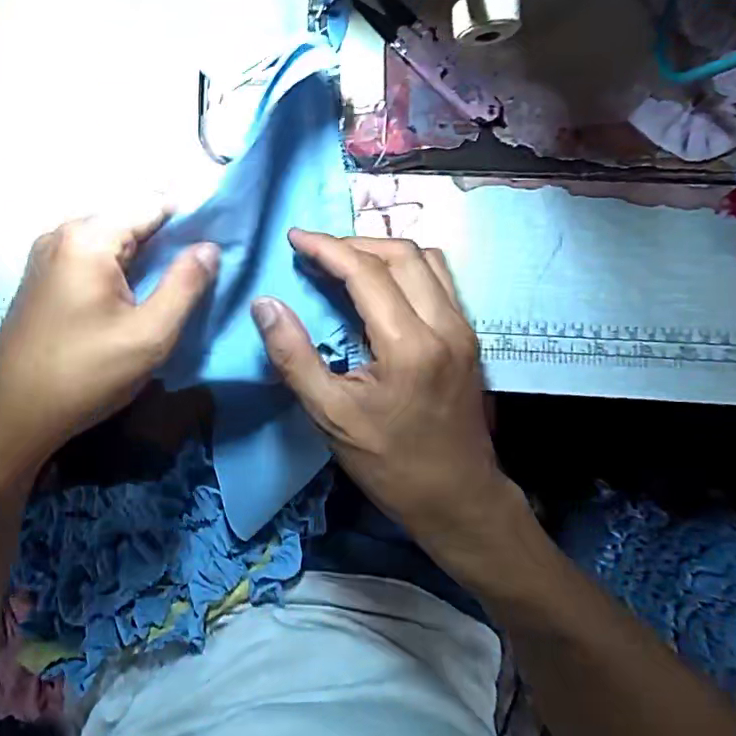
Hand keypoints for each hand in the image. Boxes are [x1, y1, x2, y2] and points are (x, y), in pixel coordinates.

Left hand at [0, 209, 217, 475]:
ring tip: (177, 276)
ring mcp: (47, 254)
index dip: (190, 215)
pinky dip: (121, 263)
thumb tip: (210, 246)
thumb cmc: (85, 375)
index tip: (220, 235)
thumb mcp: (150, 334)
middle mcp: (62, 234)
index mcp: (88, 238)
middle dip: (168, 234)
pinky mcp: (42, 276)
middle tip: (202, 262)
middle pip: (130, 216)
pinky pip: (92, 254)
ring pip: (112, 236)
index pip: (151, 203)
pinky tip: (138, 289)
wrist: (12, 418)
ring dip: (146, 251)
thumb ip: (185, 284)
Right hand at [250, 229, 515, 554]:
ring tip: (346, 262)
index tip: (295, 238)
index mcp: (410, 345)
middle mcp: (445, 324)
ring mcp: (464, 328)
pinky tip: (383, 284)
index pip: (366, 272)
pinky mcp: (470, 336)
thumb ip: (294, 356)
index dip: (327, 247)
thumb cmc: (391, 464)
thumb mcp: (331, 417)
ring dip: (384, 251)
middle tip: (316, 253)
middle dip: (354, 243)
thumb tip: (265, 304)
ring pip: (427, 259)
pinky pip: (440, 279)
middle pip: (401, 254)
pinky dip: (408, 267)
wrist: (459, 498)